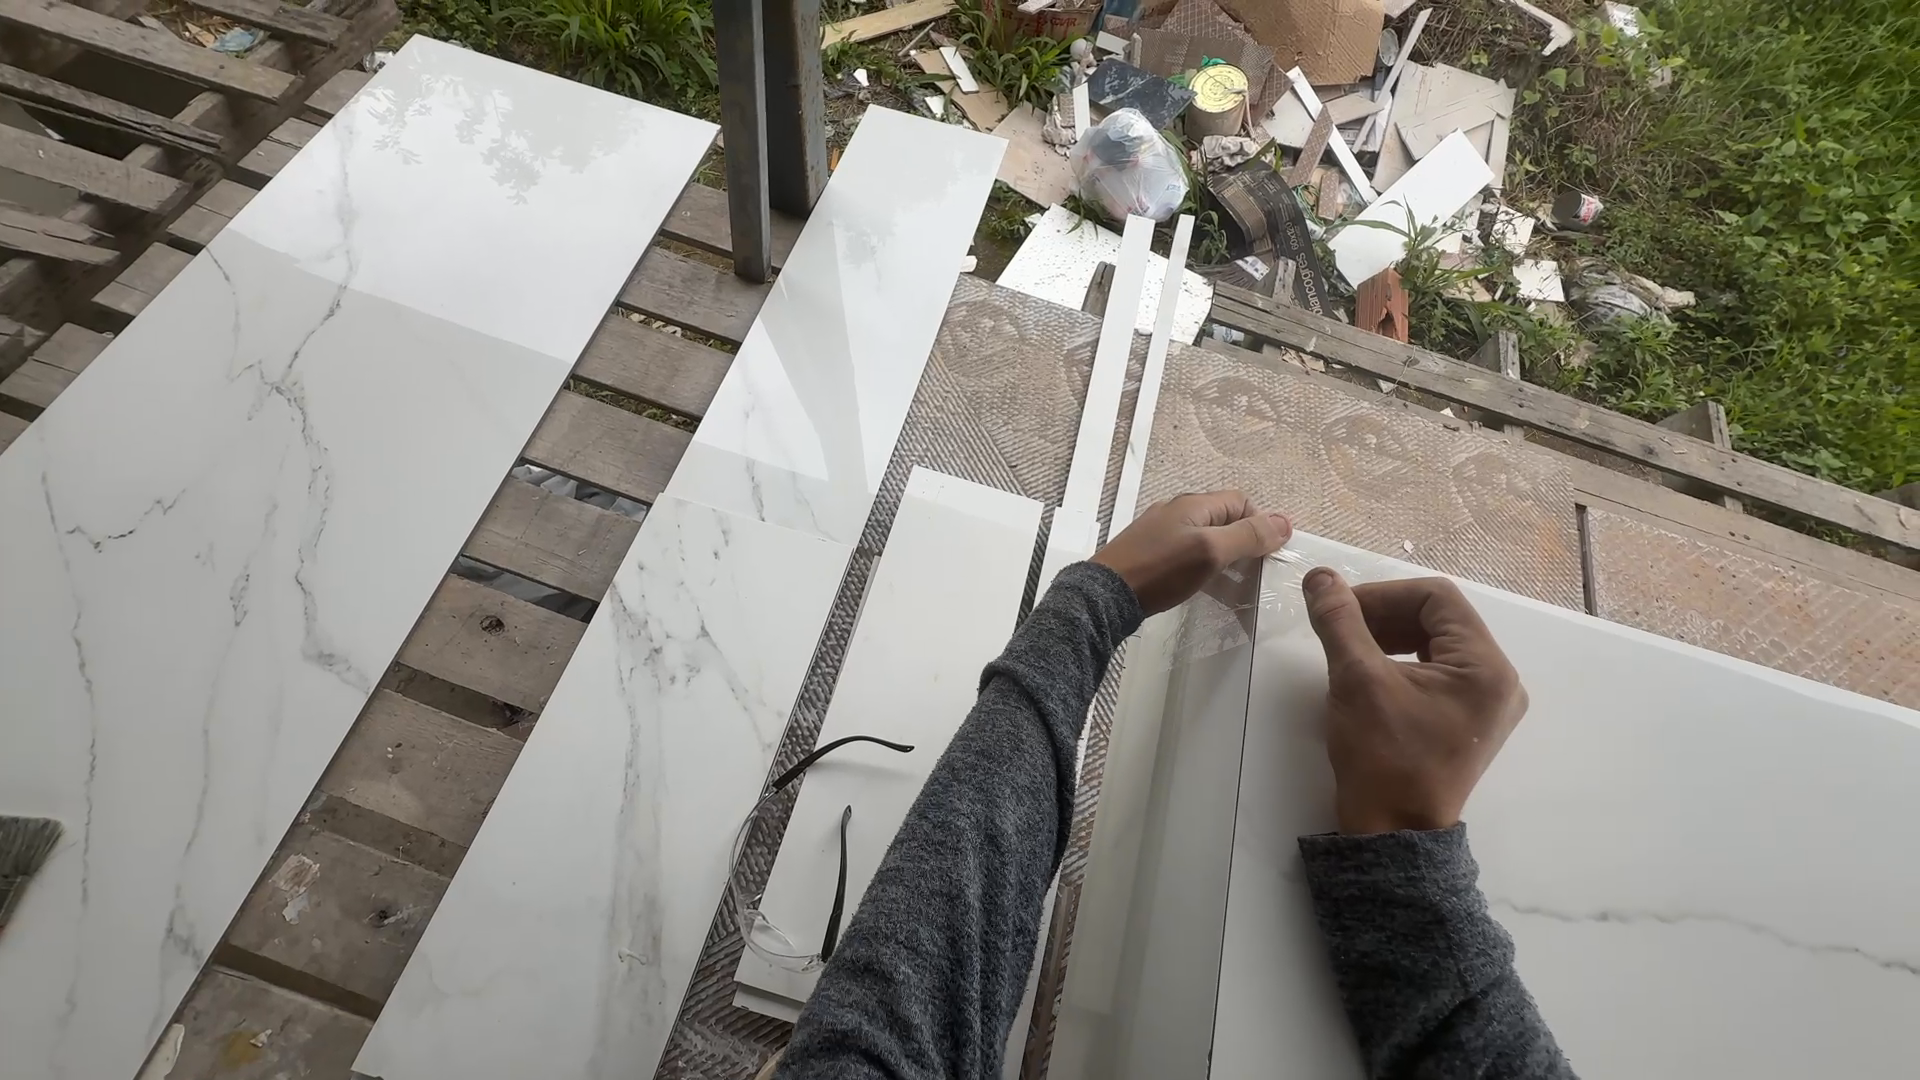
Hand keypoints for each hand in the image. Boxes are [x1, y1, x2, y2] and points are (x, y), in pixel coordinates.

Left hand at [1092, 491, 1290, 615]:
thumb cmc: (1160, 570)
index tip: (1265, 554)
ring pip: (1205, 538)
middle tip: (1251, 573)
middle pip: (1223, 519)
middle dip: (1243, 543)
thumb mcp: (1210, 551)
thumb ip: (1247, 536)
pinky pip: (1186, 554)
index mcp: (1192, 505)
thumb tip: (1284, 522)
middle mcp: (1176, 512)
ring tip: (1232, 585)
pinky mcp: (1149, 553)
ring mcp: (1160, 532)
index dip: (1259, 524)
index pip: (1240, 502)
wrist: (1106, 595)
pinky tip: (1202, 586)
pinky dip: (1202, 567)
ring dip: (1223, 558)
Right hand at [1302, 569, 1527, 834]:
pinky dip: (1396, 657)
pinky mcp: (1462, 717)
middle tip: (1338, 625)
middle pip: (1437, 617)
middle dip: (1383, 613)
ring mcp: (1482, 702)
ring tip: (1347, 646)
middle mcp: (1496, 680)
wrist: (1392, 829)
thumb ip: (1339, 621)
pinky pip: (1432, 667)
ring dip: (1386, 633)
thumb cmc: (1382, 754)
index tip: (1340, 609)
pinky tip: (1367, 670)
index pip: (1436, 598)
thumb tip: (1320, 576)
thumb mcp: (1356, 679)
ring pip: (1433, 640)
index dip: (1383, 594)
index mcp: (1485, 667)